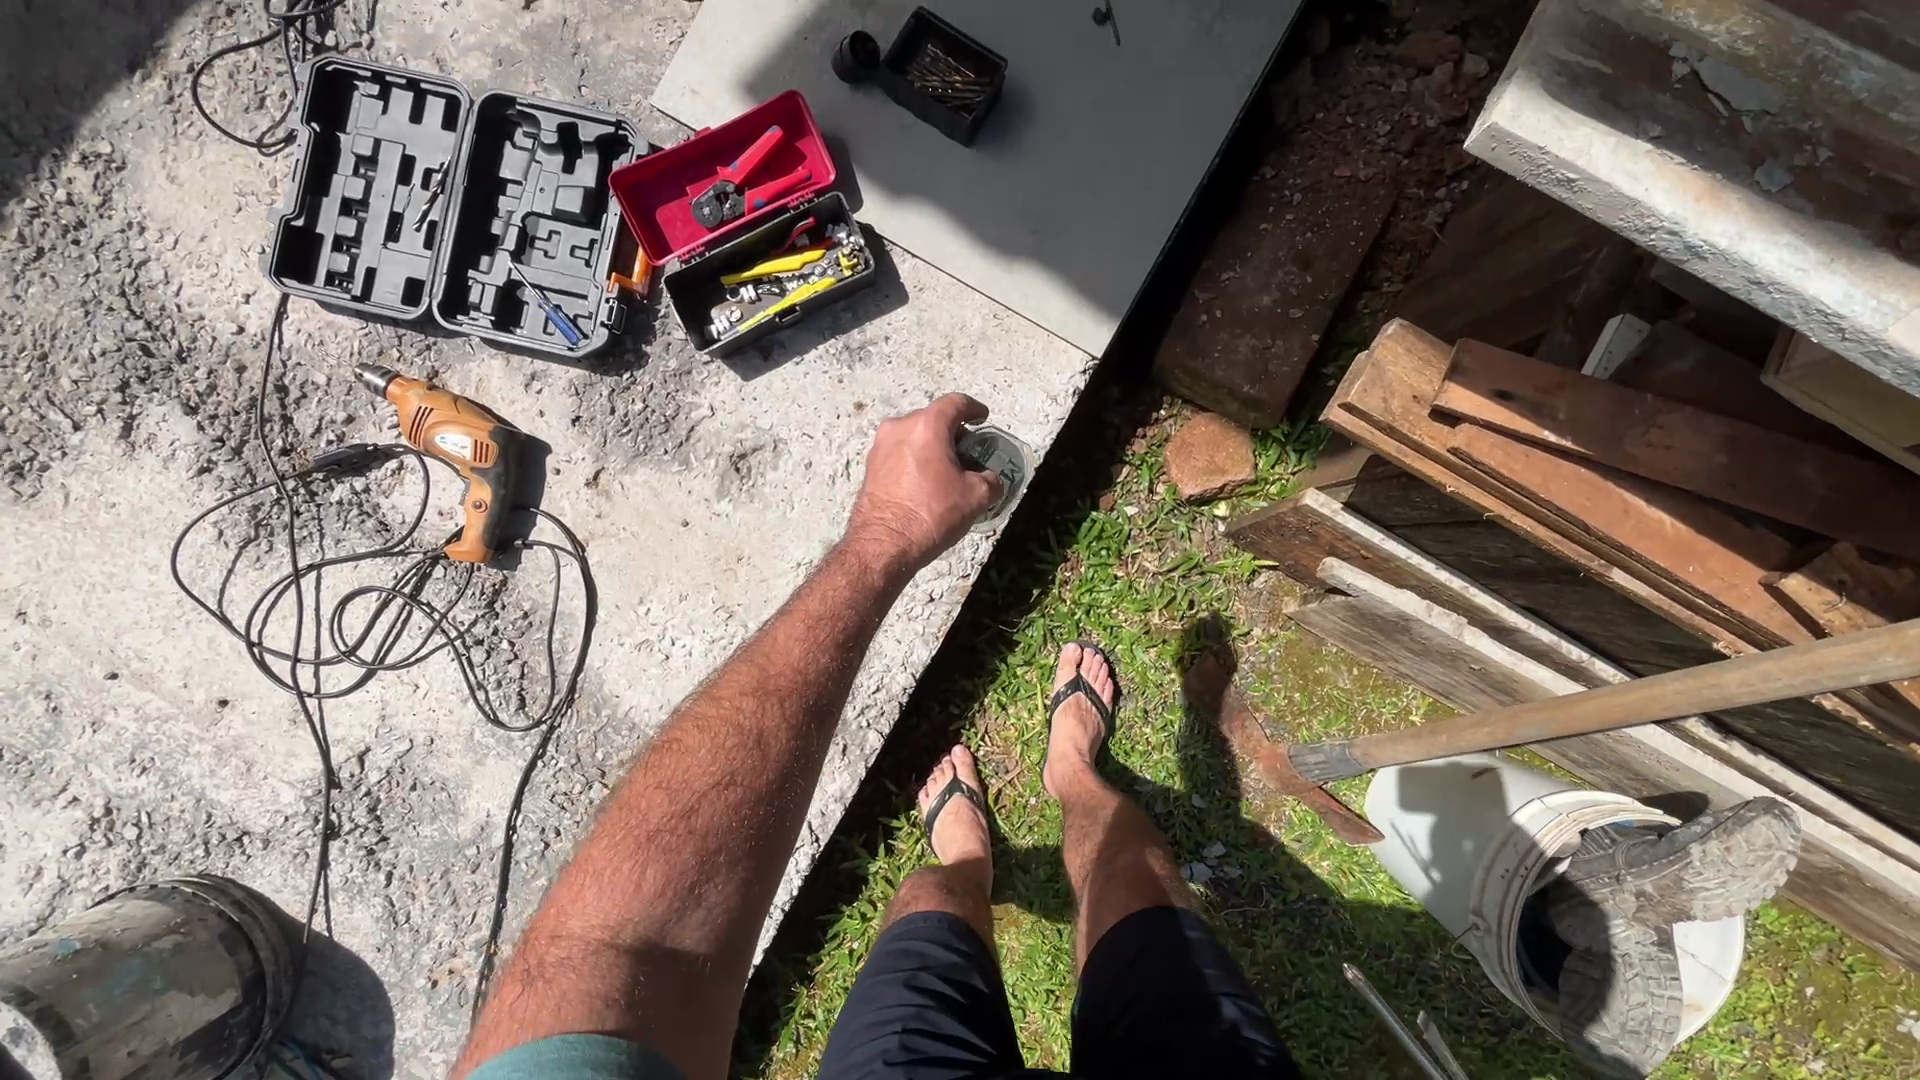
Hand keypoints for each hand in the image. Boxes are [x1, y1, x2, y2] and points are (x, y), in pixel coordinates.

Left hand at [845, 394, 1003, 573]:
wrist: (883, 545)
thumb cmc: (930, 514)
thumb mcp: (975, 497)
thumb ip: (989, 480)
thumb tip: (990, 480)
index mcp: (927, 426)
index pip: (956, 403)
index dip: (974, 409)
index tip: (982, 418)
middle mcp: (899, 427)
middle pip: (933, 419)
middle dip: (954, 433)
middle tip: (969, 452)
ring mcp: (880, 446)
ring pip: (915, 436)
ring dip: (933, 447)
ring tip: (948, 470)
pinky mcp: (870, 466)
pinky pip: (900, 452)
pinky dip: (916, 459)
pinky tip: (926, 482)